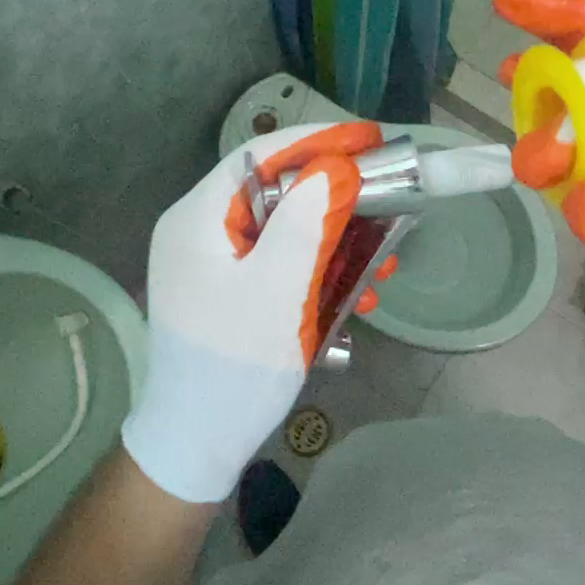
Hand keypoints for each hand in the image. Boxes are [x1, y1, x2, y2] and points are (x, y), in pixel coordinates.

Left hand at [121, 122, 383, 501]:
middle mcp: (202, 231)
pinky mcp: (230, 291)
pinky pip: (281, 261)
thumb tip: (333, 167)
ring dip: (337, 238)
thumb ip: (304, 222)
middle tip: (387, 196)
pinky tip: (361, 289)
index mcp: (198, 219)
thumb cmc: (234, 366)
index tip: (369, 139)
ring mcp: (215, 263)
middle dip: (336, 197)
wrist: (197, 445)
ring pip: (285, 228)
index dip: (316, 141)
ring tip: (385, 256)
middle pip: (276, 190)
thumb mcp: (277, 290)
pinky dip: (320, 267)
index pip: (260, 156)